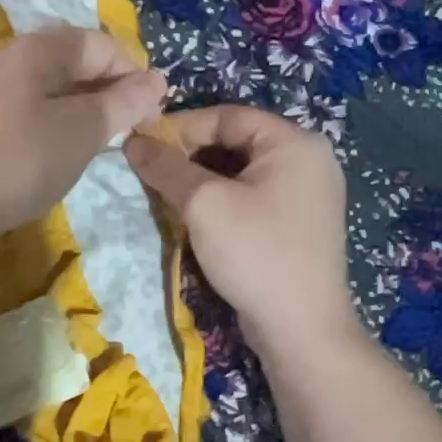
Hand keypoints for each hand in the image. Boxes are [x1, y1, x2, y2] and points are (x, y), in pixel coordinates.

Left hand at [0, 28, 166, 241]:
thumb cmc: (18, 162)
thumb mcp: (80, 133)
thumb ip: (121, 104)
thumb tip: (157, 80)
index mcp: (37, 49)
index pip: (102, 44)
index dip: (134, 75)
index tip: (151, 116)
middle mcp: (9, 60)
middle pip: (73, 64)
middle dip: (106, 94)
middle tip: (124, 133)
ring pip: (48, 91)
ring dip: (79, 114)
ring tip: (94, 148)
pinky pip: (25, 114)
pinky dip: (50, 129)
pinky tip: (53, 159)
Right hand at [124, 106, 354, 352]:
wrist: (300, 326)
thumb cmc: (255, 253)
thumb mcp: (203, 204)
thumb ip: (166, 167)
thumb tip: (132, 141)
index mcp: (295, 142)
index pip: (227, 116)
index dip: (180, 127)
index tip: (140, 145)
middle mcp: (309, 160)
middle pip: (235, 142)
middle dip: (188, 156)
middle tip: (149, 173)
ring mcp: (308, 194)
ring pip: (241, 173)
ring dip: (200, 181)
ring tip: (165, 196)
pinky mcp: (299, 225)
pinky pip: (252, 198)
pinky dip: (220, 202)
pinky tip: (194, 219)